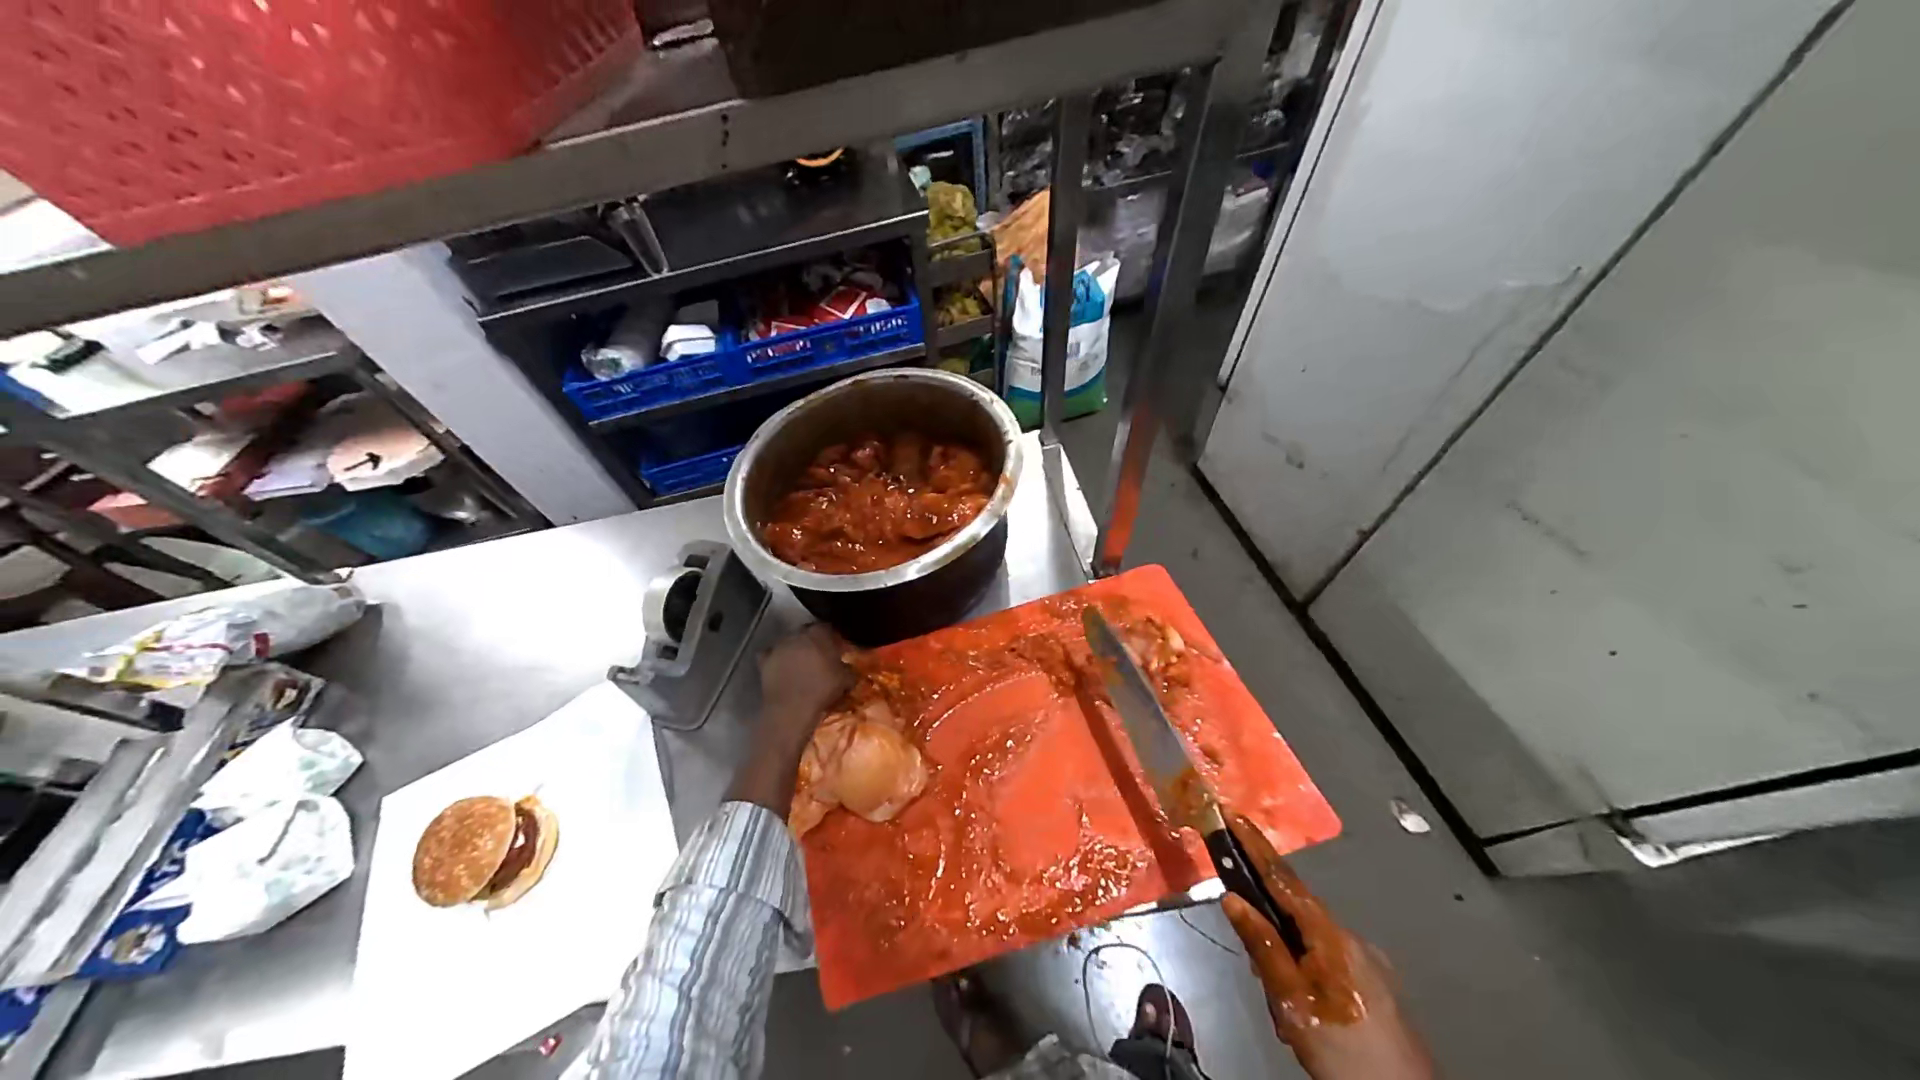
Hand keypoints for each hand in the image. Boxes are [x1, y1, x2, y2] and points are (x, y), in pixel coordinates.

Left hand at [757, 624, 853, 743]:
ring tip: (801, 665)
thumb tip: (850, 669)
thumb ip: (849, 669)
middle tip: (820, 656)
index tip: (837, 648)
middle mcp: (797, 634)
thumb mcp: (846, 680)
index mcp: (819, 633)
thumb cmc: (822, 689)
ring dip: (795, 650)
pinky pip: (771, 655)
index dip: (833, 637)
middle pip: (807, 632)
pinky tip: (782, 669)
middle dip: (813, 641)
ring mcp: (779, 646)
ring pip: (789, 642)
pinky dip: (776, 660)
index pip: (828, 627)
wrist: (792, 707)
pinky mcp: (764, 660)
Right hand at [1219, 811, 1436, 1079]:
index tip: (1233, 816)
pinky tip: (1308, 1011)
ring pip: (1310, 942)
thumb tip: (1232, 898)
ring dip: (1289, 963)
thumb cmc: (1344, 1049)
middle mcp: (1351, 937)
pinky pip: (1328, 961)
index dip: (1255, 847)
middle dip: (1270, 933)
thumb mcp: (1292, 1002)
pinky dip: (1307, 974)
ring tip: (1288, 1012)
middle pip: (1295, 914)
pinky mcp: (1375, 983)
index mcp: (1330, 935)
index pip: (1283, 879)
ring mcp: (1368, 960)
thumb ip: (1263, 947)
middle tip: (1265, 979)